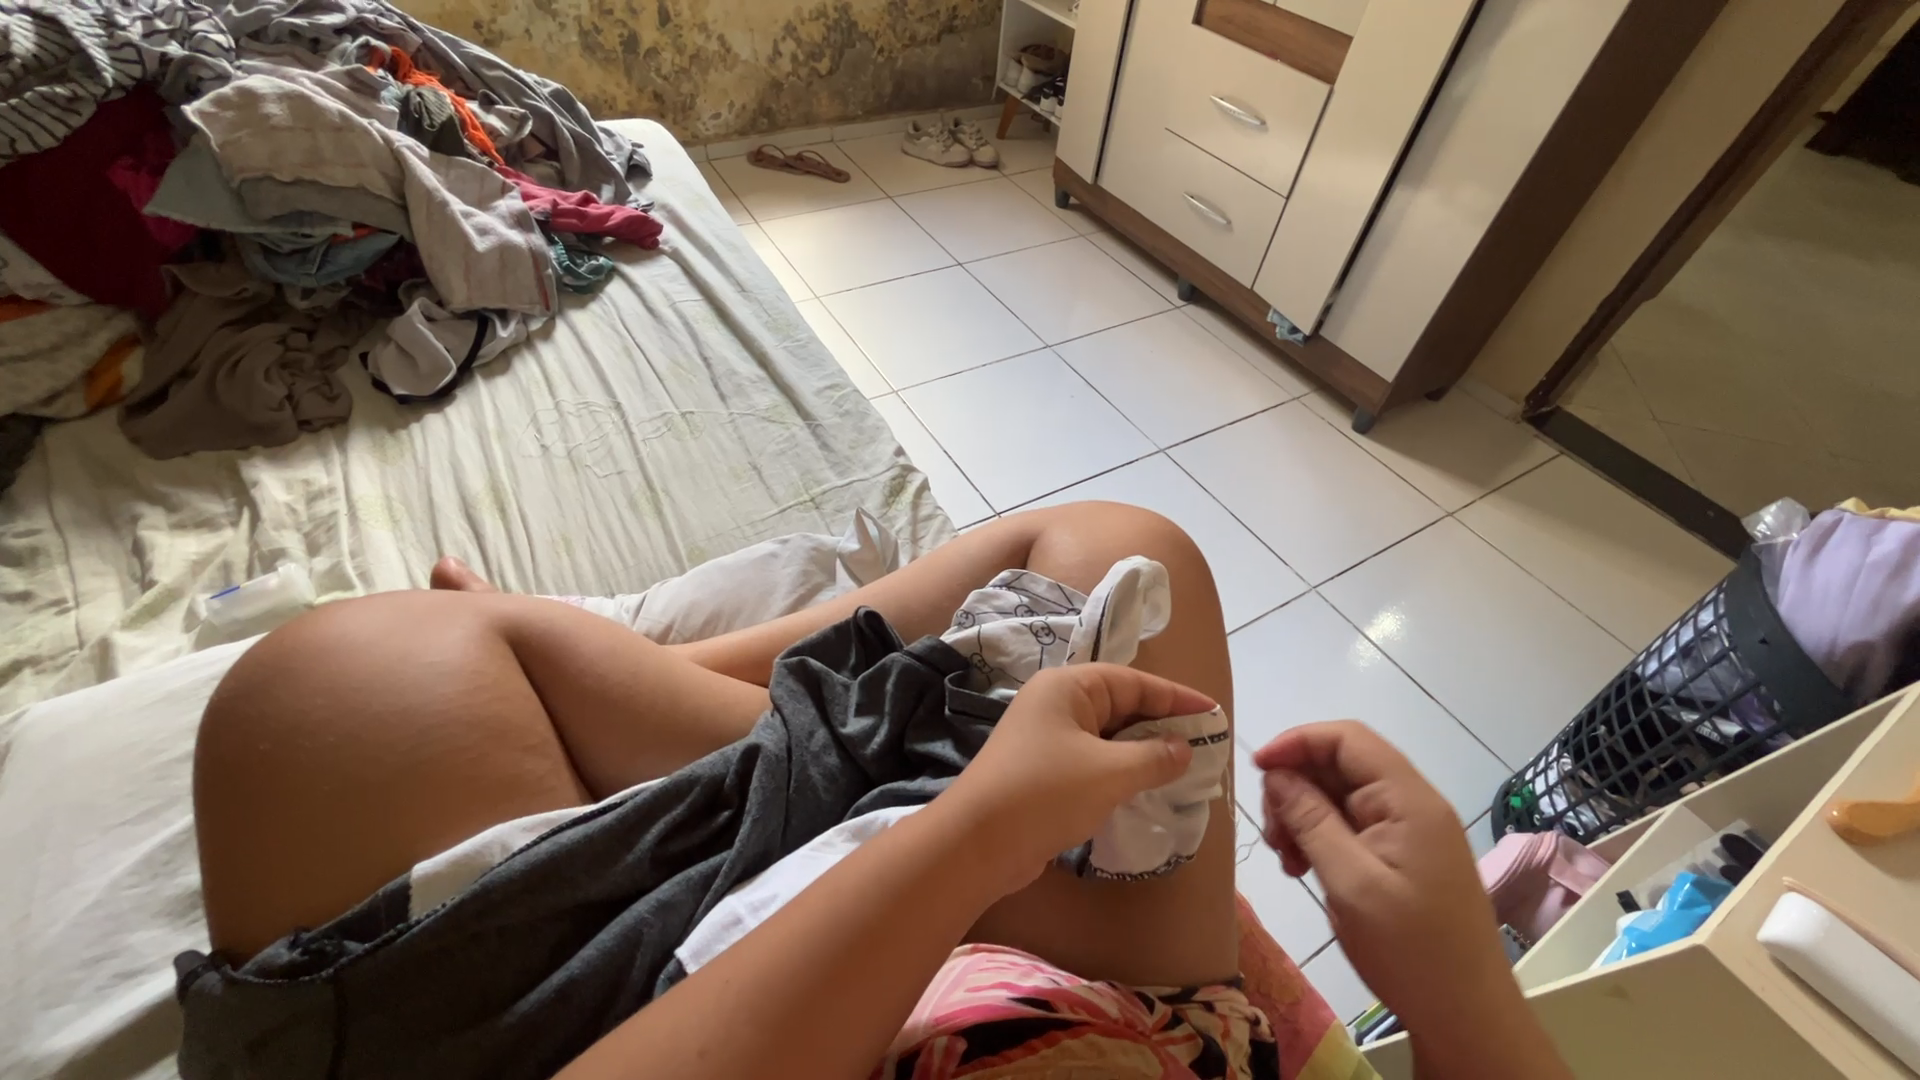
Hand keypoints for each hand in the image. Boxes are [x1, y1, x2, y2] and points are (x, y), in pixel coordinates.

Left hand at [937, 664, 1211, 895]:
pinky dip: (1121, 771)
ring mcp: (1046, 739)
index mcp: (1067, 687)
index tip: (1212, 713)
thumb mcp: (1109, 772)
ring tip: (1184, 768)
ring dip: (1143, 751)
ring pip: (1107, 736)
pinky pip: (1093, 761)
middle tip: (1205, 745)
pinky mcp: (1043, 771)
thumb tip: (1184, 748)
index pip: (1132, 681)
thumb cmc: (1045, 793)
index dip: (1175, 697)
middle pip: (1120, 705)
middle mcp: (1055, 705)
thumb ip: (1154, 757)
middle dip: (1161, 725)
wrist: (977, 843)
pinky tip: (1146, 789)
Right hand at [1253, 721, 1508, 1030]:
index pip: (1347, 738)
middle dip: (1294, 786)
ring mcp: (1407, 831)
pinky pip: (1348, 825)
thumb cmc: (1411, 951)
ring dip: (1301, 814)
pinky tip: (1302, 868)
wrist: (1468, 1022)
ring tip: (1286, 858)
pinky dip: (1317, 837)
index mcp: (1408, 801)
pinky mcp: (1400, 855)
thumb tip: (1275, 774)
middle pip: (1339, 764)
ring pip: (1338, 795)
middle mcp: (1411, 805)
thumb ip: (1310, 820)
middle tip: (1272, 833)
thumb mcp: (1350, 883)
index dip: (1297, 742)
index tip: (1257, 770)